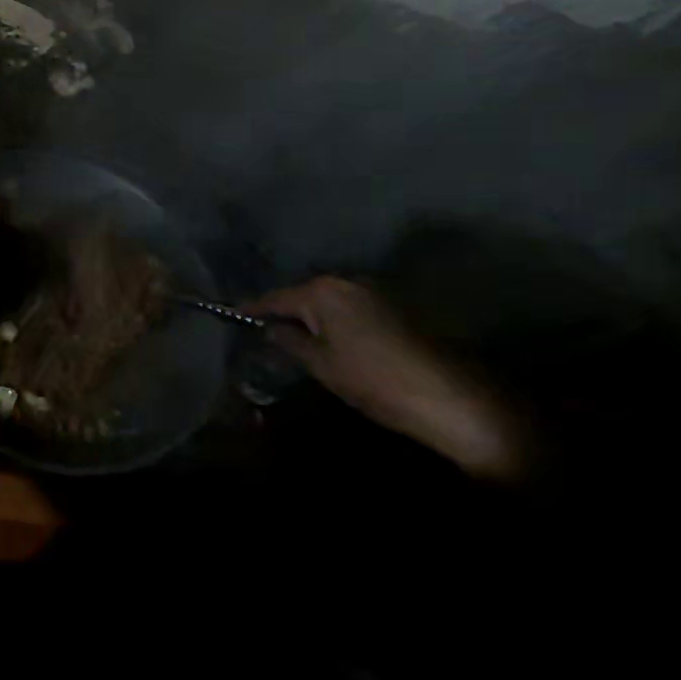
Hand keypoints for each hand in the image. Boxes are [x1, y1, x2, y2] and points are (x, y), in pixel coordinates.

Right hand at [251, 277, 533, 480]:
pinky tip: (327, 341)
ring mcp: (372, 291)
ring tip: (292, 338)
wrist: (449, 397)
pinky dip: (332, 322)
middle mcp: (345, 281)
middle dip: (283, 312)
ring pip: (326, 302)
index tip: (231, 314)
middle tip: (261, 331)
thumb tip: (271, 328)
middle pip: (302, 295)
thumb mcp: (320, 365)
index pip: (275, 298)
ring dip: (309, 317)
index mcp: (321, 292)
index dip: (252, 309)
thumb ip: (289, 341)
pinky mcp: (392, 306)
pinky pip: (347, 309)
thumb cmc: (374, 380)